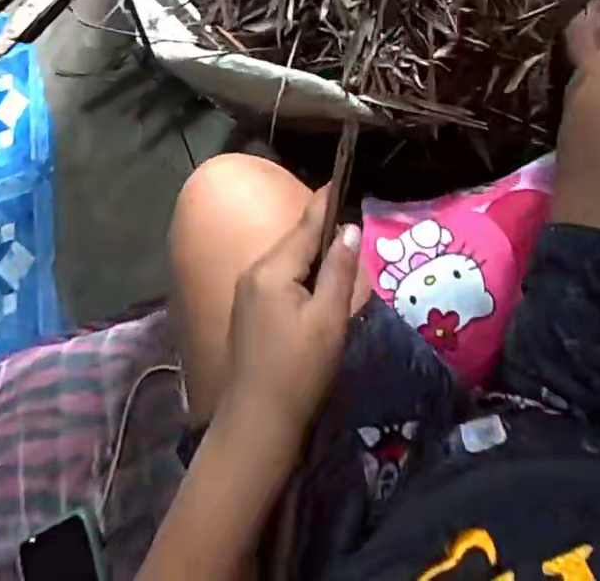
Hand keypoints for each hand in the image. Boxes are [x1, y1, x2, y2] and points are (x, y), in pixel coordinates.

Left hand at [217, 186, 362, 455]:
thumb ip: (339, 270)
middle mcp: (254, 270)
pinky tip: (318, 277)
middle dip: (321, 225)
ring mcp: (246, 290)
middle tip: (353, 212)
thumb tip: (349, 227)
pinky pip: (279, 275)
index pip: (305, 223)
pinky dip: (301, 269)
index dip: (325, 200)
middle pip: (294, 239)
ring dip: (312, 249)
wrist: (256, 422)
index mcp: (272, 268)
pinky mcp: (248, 308)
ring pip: (287, 258)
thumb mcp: (328, 320)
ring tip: (342, 240)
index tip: (342, 177)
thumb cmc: (298, 370)